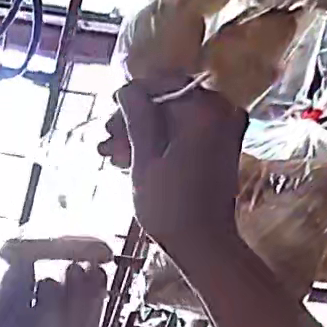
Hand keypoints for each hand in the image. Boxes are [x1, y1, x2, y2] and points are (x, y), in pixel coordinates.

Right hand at [116, 77, 248, 267]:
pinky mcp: (219, 147)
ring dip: (142, 135)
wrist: (201, 241)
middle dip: (134, 121)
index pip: (163, 85)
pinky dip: (160, 144)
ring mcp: (222, 129)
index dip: (132, 98)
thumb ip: (137, 120)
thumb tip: (126, 89)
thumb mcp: (144, 161)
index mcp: (204, 110)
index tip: (107, 119)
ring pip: (174, 120)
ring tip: (112, 158)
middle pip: (169, 102)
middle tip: (104, 145)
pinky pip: (185, 134)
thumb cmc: (168, 205)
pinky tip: (132, 162)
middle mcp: (220, 111)